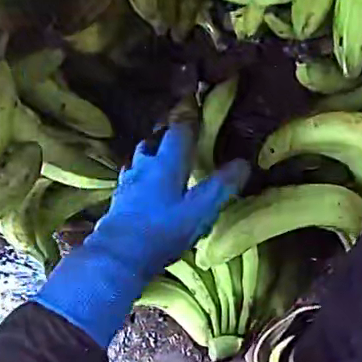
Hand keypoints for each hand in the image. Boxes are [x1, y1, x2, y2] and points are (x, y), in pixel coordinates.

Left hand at [89, 123, 247, 279]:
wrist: (118, 256)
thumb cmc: (161, 230)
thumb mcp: (199, 210)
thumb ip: (220, 186)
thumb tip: (243, 163)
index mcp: (166, 162)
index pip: (179, 130)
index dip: (189, 117)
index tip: (196, 106)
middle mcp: (144, 166)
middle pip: (154, 142)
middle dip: (166, 137)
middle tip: (181, 140)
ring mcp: (127, 183)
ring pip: (140, 160)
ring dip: (152, 157)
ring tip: (164, 164)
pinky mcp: (118, 201)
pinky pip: (132, 180)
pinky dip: (142, 178)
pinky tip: (146, 189)